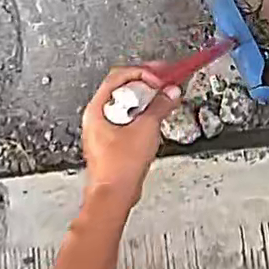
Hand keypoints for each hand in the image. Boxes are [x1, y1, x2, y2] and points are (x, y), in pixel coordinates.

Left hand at [79, 66, 179, 206]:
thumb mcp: (146, 129)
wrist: (113, 197)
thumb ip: (160, 106)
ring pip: (126, 102)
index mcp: (98, 108)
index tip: (161, 77)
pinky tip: (156, 115)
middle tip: (165, 80)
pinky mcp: (113, 139)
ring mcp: (104, 127)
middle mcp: (98, 115)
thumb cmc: (119, 168)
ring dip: (146, 97)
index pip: (119, 76)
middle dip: (146, 82)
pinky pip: (128, 117)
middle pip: (122, 86)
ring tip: (164, 97)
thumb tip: (170, 92)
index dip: (142, 72)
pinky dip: (143, 112)